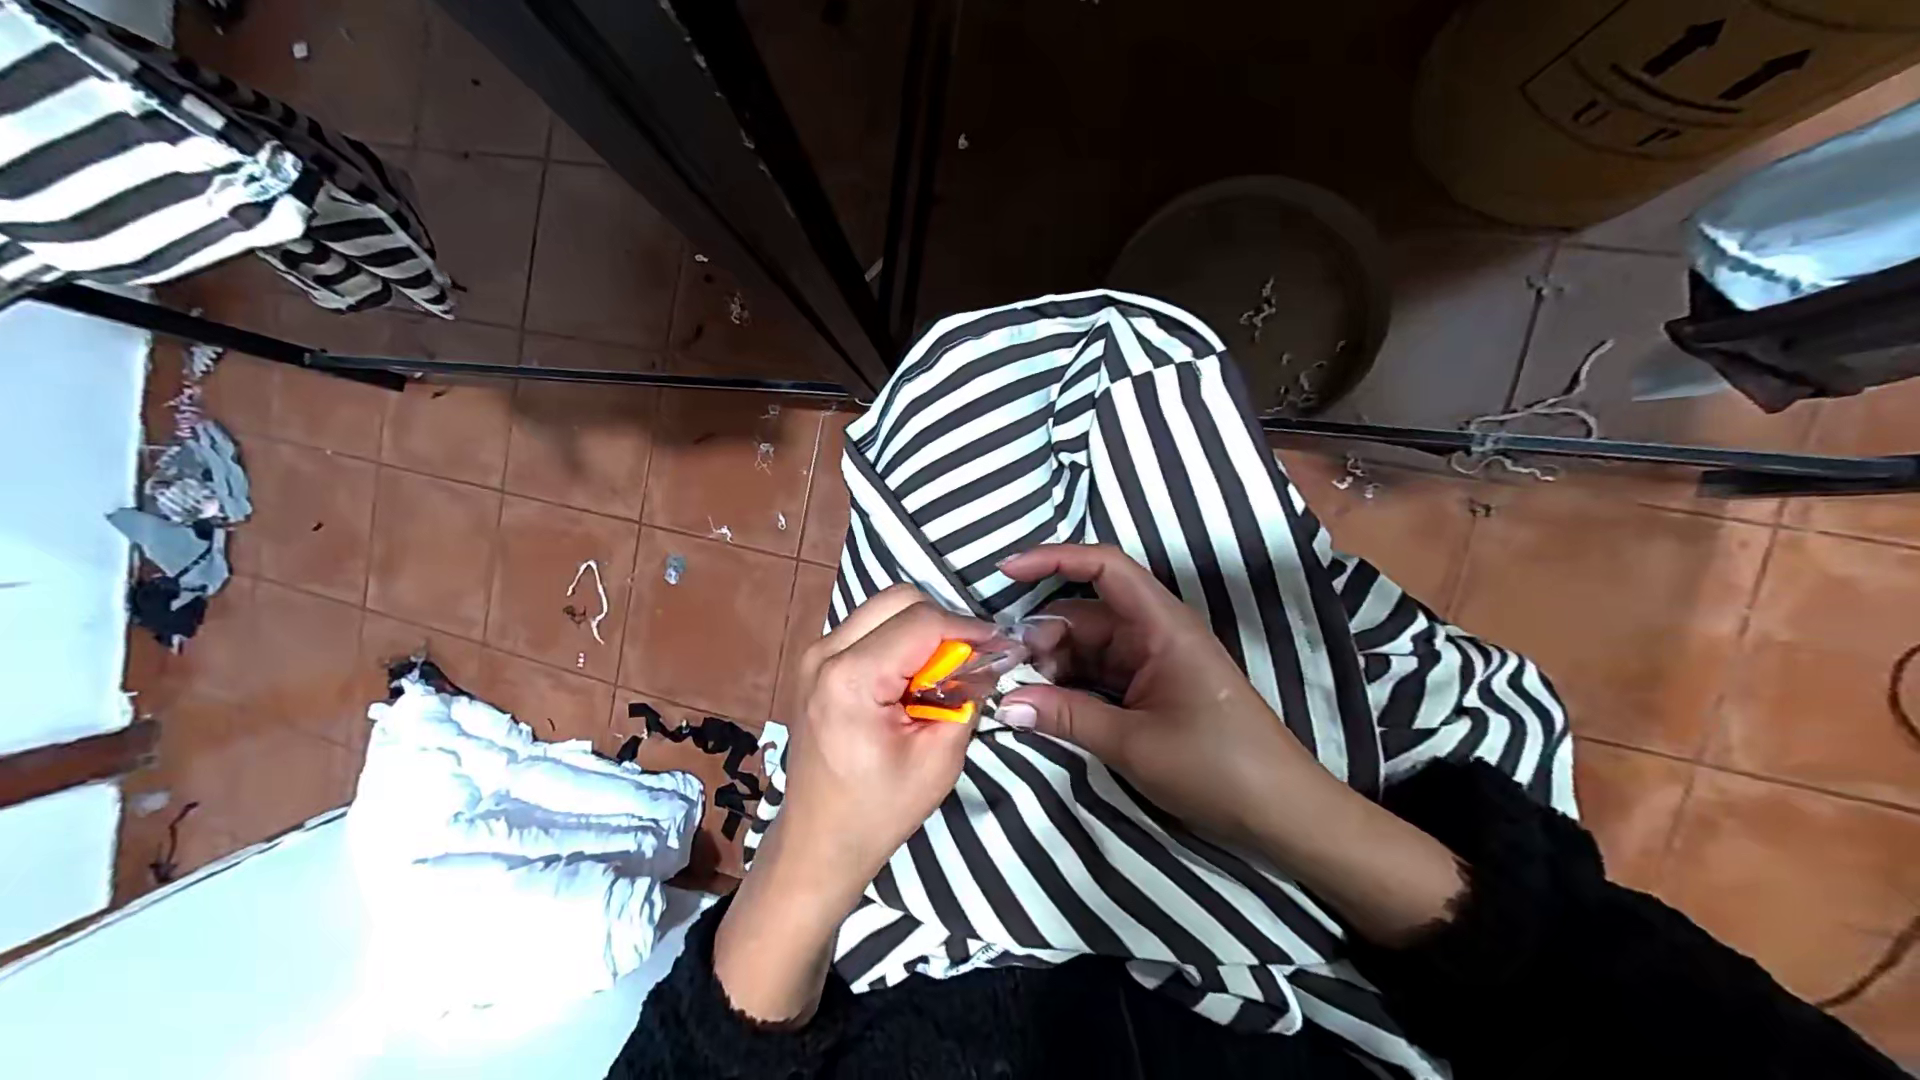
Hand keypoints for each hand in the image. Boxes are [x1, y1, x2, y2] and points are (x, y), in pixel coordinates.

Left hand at [714, 585, 990, 1022]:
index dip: (969, 628)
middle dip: (944, 622)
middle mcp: (826, 652)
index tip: (1001, 646)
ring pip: (884, 608)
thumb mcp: (940, 758)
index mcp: (852, 677)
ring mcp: (816, 654)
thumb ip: (967, 695)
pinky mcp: (817, 663)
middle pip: (900, 599)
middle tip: (970, 659)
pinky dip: (899, 639)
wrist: (818, 842)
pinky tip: (912, 678)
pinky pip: (869, 626)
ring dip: (921, 629)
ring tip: (942, 672)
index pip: (923, 621)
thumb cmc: (879, 810)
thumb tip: (989, 656)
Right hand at [999, 544, 1463, 944]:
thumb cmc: (1217, 767)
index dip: (1054, 559)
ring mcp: (1153, 661)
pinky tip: (1047, 705)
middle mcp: (1156, 633)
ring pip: (1089, 645)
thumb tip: (1006, 704)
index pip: (1105, 567)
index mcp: (1162, 626)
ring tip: (1024, 695)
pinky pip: (1100, 672)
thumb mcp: (1134, 743)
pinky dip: (1072, 685)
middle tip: (1008, 670)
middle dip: (1044, 634)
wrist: (1283, 813)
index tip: (1007, 572)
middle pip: (1086, 613)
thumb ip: (1067, 716)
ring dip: (1054, 664)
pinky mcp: (1152, 688)